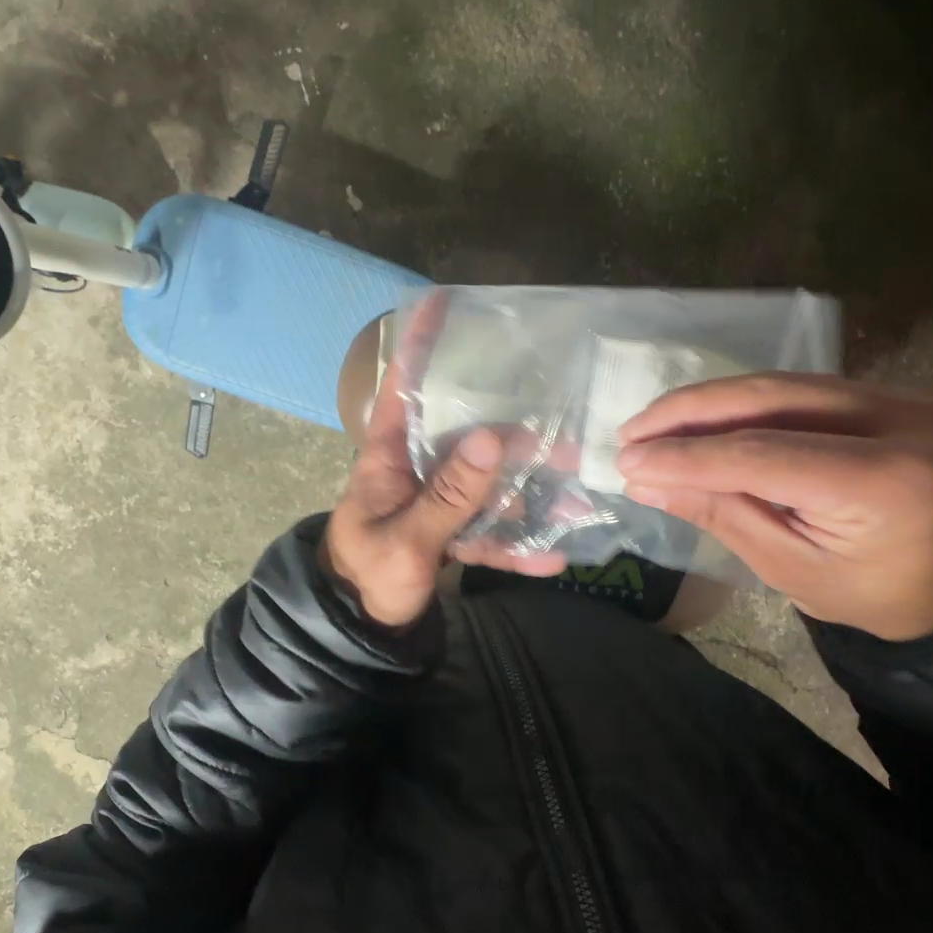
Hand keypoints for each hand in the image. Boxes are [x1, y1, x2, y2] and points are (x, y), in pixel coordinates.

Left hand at [323, 294, 563, 627]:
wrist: (356, 633)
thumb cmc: (365, 579)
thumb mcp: (406, 541)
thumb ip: (449, 495)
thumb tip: (495, 438)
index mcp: (389, 457)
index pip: (402, 387)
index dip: (418, 343)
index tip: (440, 300)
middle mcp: (415, 469)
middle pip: (466, 433)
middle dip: (514, 430)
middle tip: (562, 425)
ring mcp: (434, 502)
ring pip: (487, 482)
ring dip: (529, 490)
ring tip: (576, 495)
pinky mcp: (448, 533)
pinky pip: (487, 529)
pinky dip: (516, 543)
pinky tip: (552, 557)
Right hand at [616, 373, 932, 640]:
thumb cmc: (878, 596)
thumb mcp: (793, 569)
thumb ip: (723, 515)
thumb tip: (647, 480)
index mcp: (892, 484)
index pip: (765, 455)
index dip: (688, 456)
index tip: (627, 461)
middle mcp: (912, 422)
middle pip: (775, 398)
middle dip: (692, 412)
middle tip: (632, 431)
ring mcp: (916, 399)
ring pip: (788, 385)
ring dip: (713, 403)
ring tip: (655, 425)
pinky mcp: (906, 393)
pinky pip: (810, 390)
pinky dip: (750, 405)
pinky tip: (706, 419)